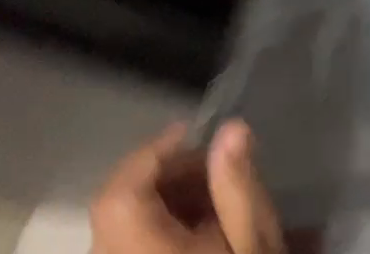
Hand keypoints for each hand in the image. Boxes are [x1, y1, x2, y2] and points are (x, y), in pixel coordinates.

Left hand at [91, 120, 284, 253]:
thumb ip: (237, 182)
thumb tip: (231, 129)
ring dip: (165, 195)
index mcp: (139, 248)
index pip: (119, 193)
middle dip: (167, 173)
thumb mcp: (250, 234)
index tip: (190, 131)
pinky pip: (126, 240)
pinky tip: (199, 223)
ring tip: (215, 194)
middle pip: (118, 204)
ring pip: (120, 221)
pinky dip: (159, 219)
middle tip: (217, 163)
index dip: (149, 154)